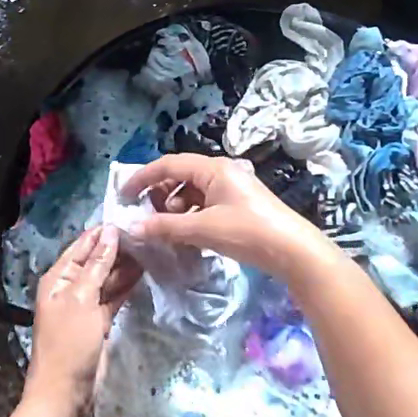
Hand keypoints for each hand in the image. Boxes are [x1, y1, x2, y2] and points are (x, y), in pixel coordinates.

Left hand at [25, 225, 137, 416]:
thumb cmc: (69, 343)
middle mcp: (70, 287)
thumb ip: (97, 265)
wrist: (64, 392)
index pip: (82, 245)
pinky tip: (144, 274)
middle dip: (118, 247)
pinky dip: (126, 286)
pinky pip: (113, 297)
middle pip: (95, 260)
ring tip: (151, 248)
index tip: (130, 217)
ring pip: (106, 278)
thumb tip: (111, 232)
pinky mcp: (98, 322)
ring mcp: (84, 305)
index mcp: (59, 277)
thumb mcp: (82, 299)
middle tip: (148, 232)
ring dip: (125, 266)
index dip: (104, 232)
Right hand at [119, 154, 342, 282]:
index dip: (143, 177)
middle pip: (180, 175)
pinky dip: (190, 214)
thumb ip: (166, 227)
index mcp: (213, 168)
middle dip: (159, 193)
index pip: (168, 164)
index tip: (124, 194)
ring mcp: (231, 188)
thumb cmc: (247, 232)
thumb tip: (133, 227)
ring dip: (175, 206)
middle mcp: (221, 172)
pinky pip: (204, 203)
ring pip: (192, 191)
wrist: (293, 251)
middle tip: (146, 214)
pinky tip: (187, 234)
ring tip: (168, 227)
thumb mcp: (203, 229)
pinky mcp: (238, 205)